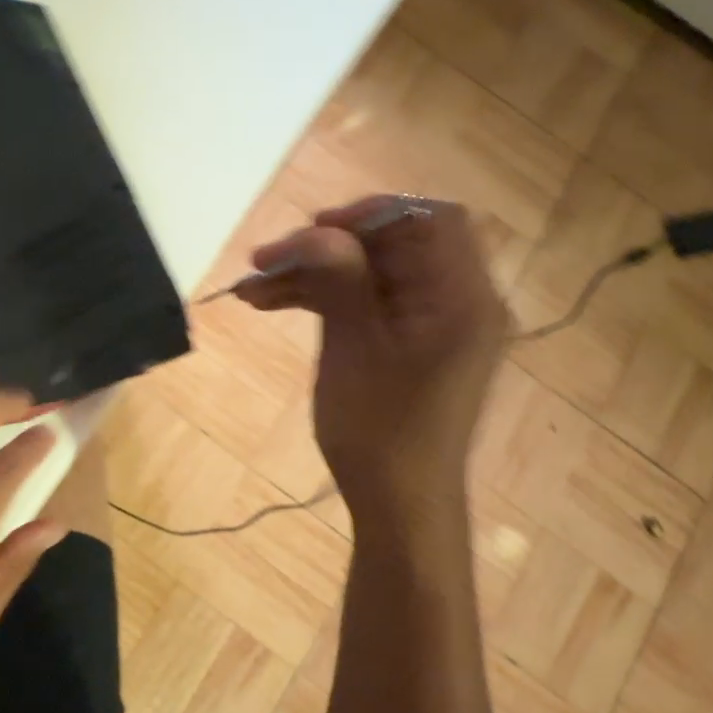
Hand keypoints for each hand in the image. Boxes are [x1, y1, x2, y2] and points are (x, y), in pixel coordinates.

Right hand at [236, 196, 507, 508]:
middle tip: (264, 261)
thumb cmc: (379, 429)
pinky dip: (322, 300)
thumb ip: (341, 282)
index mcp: (461, 298)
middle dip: (326, 247)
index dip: (373, 214)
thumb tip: (316, 231)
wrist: (398, 498)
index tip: (312, 227)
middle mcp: (455, 300)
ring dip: (312, 275)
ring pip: (368, 275)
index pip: (432, 222)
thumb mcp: (353, 350)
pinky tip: (272, 306)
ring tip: (250, 291)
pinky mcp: (407, 343)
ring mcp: (430, 323)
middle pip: (393, 246)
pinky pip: (365, 303)